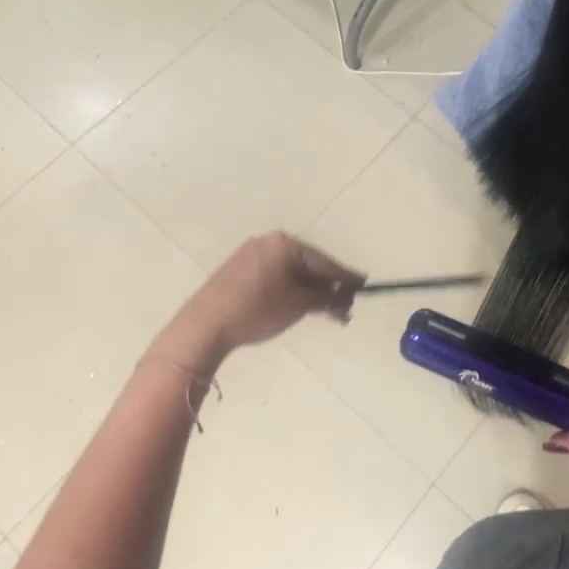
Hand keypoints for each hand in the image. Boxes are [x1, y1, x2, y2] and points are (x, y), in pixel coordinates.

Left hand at [151, 232, 363, 370]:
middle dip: (328, 287)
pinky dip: (291, 290)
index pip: (324, 261)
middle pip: (308, 265)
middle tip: (344, 308)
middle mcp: (268, 242)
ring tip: (325, 313)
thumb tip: (346, 296)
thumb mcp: (299, 305)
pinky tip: (299, 306)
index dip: (346, 277)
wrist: (204, 326)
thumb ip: (327, 298)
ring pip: (292, 272)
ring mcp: (251, 255)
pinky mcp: (239, 271)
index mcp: (285, 243)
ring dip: (310, 292)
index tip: (364, 285)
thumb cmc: (257, 310)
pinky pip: (275, 276)